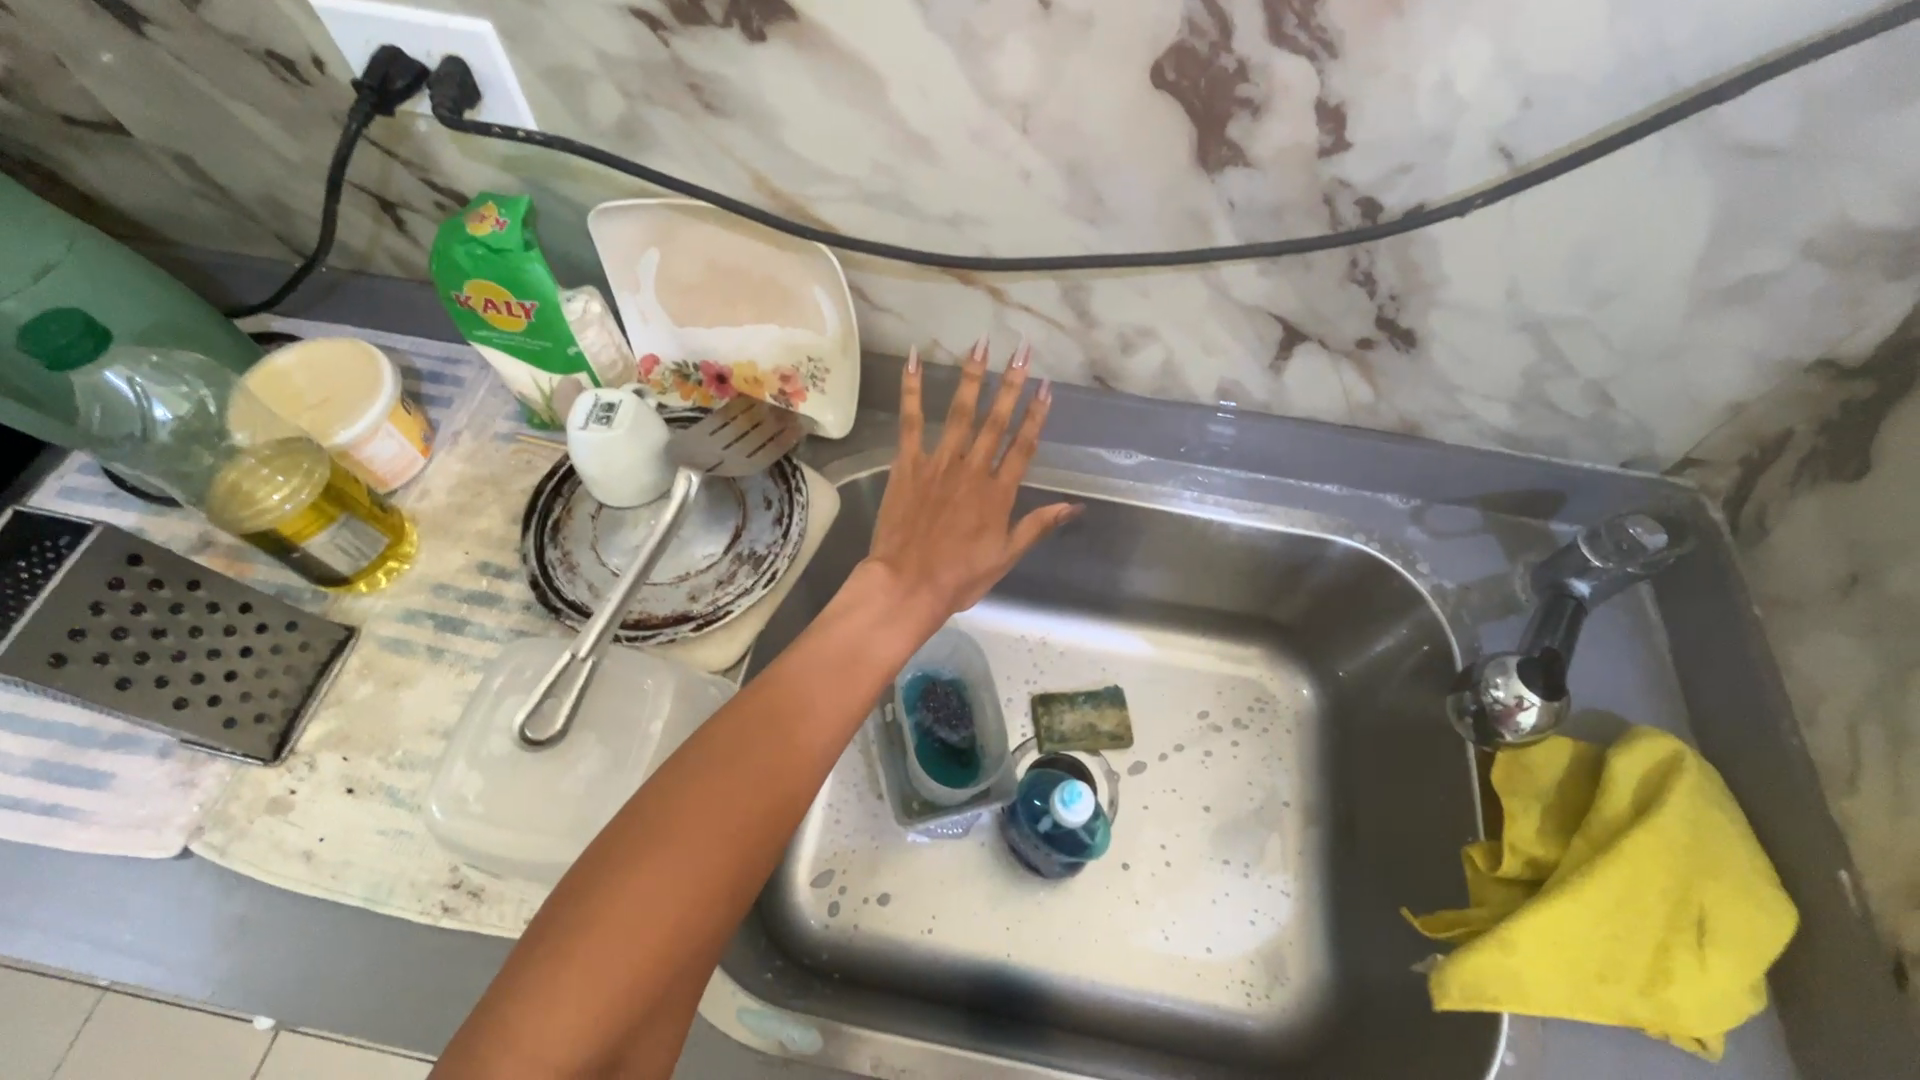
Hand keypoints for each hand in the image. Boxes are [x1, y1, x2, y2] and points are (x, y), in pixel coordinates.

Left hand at [861, 338, 1079, 626]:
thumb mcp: (1006, 557)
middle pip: (996, 421)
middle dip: (1011, 385)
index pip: (1023, 446)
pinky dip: (911, 390)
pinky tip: (913, 360)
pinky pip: (911, 421)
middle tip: (1021, 352)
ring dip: (973, 377)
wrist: (907, 584)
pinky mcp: (908, 464)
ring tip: (982, 345)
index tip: (1047, 387)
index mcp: (999, 493)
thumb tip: (1075, 506)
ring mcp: (939, 463)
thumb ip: (1038, 526)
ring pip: (960, 413)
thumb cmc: (959, 578)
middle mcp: (973, 469)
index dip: (1036, 415)